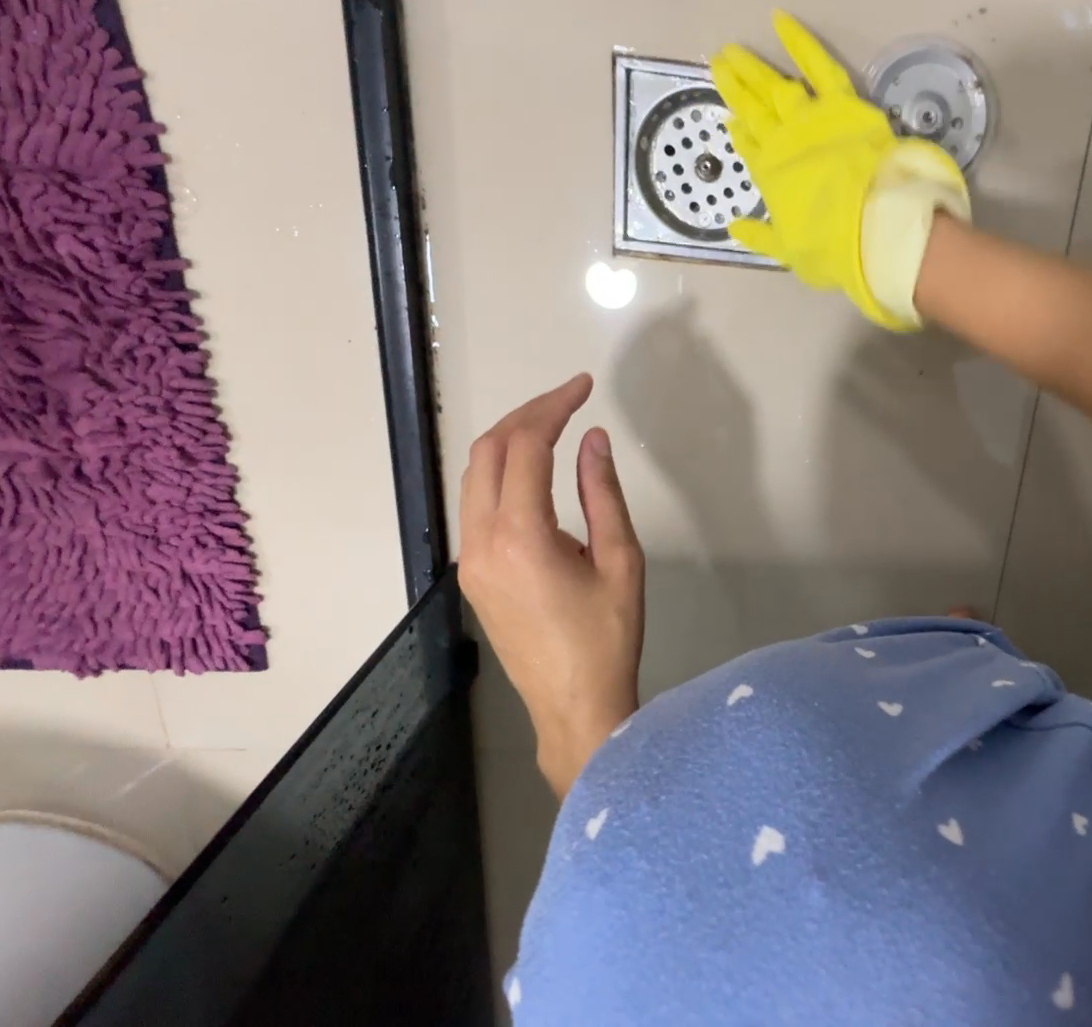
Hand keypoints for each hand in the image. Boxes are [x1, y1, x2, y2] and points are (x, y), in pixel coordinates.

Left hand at [458, 374, 642, 795]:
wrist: (573, 706)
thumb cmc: (608, 637)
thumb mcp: (621, 562)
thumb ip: (604, 494)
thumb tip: (593, 439)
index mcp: (521, 536)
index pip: (526, 447)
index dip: (554, 407)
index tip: (585, 386)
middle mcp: (481, 541)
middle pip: (489, 451)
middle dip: (528, 414)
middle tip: (570, 398)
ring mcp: (470, 560)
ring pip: (476, 476)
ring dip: (510, 441)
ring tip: (554, 425)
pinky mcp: (474, 575)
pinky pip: (478, 505)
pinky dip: (503, 473)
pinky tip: (537, 474)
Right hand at [710, 10, 970, 330]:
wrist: (873, 228)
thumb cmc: (832, 248)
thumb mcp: (791, 252)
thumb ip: (763, 237)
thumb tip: (735, 228)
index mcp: (771, 179)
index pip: (751, 149)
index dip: (740, 133)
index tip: (731, 120)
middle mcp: (784, 144)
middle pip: (755, 110)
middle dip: (735, 88)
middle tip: (718, 65)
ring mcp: (810, 120)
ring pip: (775, 86)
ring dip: (753, 68)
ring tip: (733, 52)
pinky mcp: (841, 104)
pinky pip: (819, 65)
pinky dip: (800, 41)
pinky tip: (781, 21)